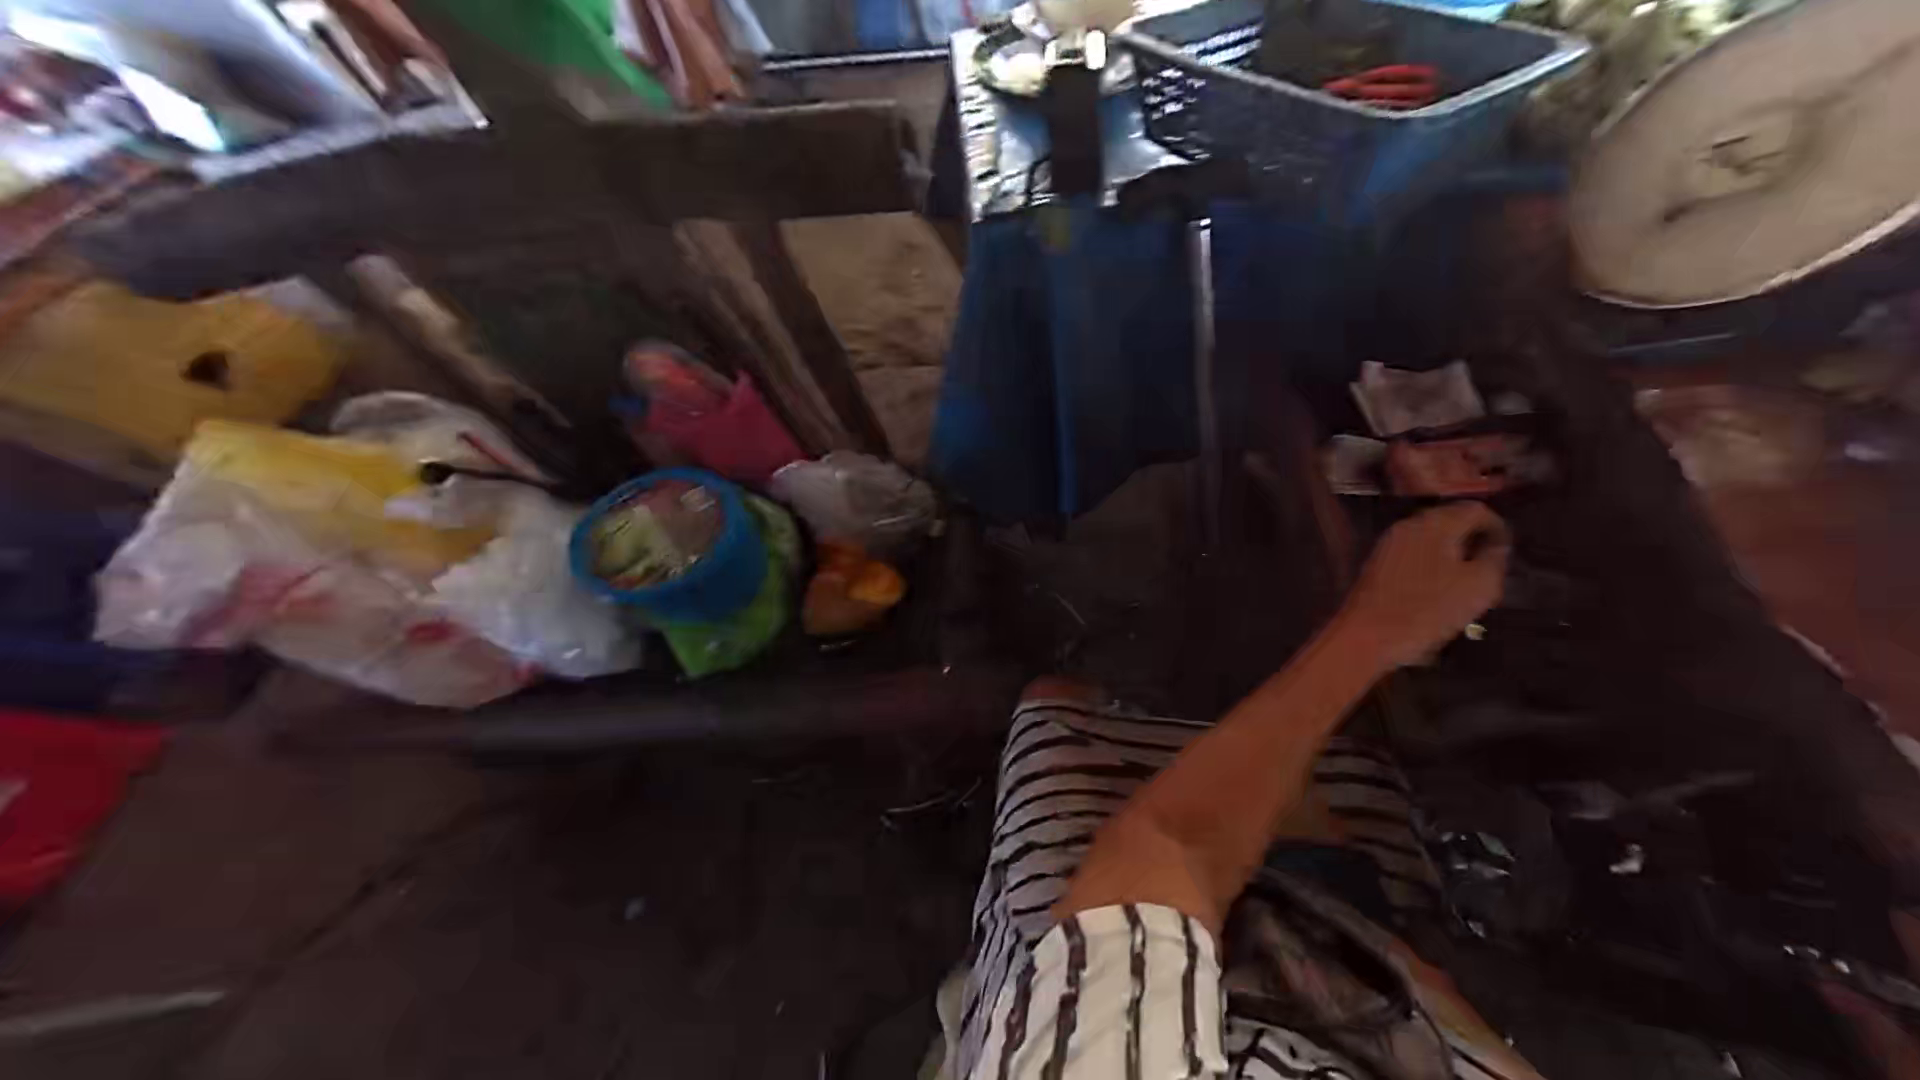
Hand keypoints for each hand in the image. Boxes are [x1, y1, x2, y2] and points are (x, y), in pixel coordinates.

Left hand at [1339, 502, 1510, 668]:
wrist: (1368, 633)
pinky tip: (1439, 584)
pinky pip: (1413, 552)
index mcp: (1435, 523)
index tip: (1506, 550)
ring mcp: (1389, 543)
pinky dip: (1431, 561)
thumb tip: (1495, 543)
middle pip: (1450, 519)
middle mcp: (1408, 525)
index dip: (1497, 526)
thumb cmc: (1429, 609)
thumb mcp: (1479, 585)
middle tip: (1489, 563)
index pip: (1475, 509)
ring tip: (1467, 576)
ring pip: (1430, 536)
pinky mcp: (1378, 561)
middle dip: (1472, 537)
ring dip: (1451, 550)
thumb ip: (1493, 557)